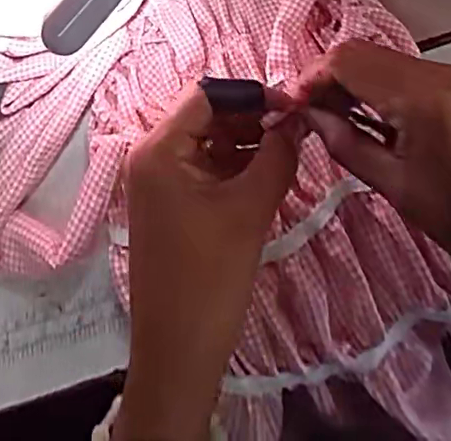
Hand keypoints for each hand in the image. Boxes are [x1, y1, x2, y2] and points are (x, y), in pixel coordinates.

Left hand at [117, 87, 301, 439]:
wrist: (177, 356)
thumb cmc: (209, 279)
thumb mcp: (250, 209)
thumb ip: (277, 155)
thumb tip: (297, 119)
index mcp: (159, 148)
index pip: (206, 94)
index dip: (250, 93)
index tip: (291, 105)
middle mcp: (153, 155)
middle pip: (206, 115)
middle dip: (251, 117)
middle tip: (296, 128)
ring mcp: (160, 180)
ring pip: (209, 140)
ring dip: (247, 140)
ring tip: (290, 149)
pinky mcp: (172, 202)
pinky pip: (206, 166)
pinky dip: (237, 164)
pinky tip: (270, 171)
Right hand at [294, 40, 450, 280]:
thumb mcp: (401, 190)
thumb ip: (347, 144)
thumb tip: (308, 114)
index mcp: (425, 97)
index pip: (347, 60)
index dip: (311, 78)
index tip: (292, 108)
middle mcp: (441, 73)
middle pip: (364, 53)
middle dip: (330, 79)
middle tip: (313, 119)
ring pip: (384, 62)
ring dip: (354, 85)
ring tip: (341, 126)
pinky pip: (408, 75)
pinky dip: (381, 91)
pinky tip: (376, 124)